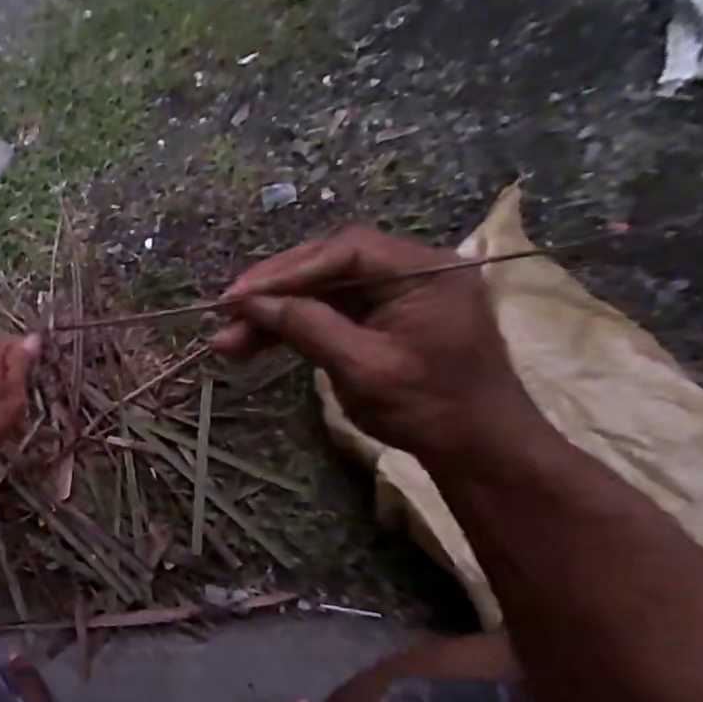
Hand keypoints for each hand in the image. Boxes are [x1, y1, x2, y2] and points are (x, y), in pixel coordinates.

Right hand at [211, 226, 545, 462]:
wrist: (476, 448)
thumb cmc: (428, 408)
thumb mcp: (362, 367)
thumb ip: (307, 327)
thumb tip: (250, 304)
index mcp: (422, 271)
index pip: (343, 252)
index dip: (284, 272)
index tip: (238, 296)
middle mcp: (411, 271)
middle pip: (328, 267)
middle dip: (274, 293)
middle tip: (226, 314)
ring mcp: (396, 296)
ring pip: (323, 293)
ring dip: (276, 315)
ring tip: (229, 341)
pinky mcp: (382, 320)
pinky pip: (331, 314)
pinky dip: (295, 328)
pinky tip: (257, 343)